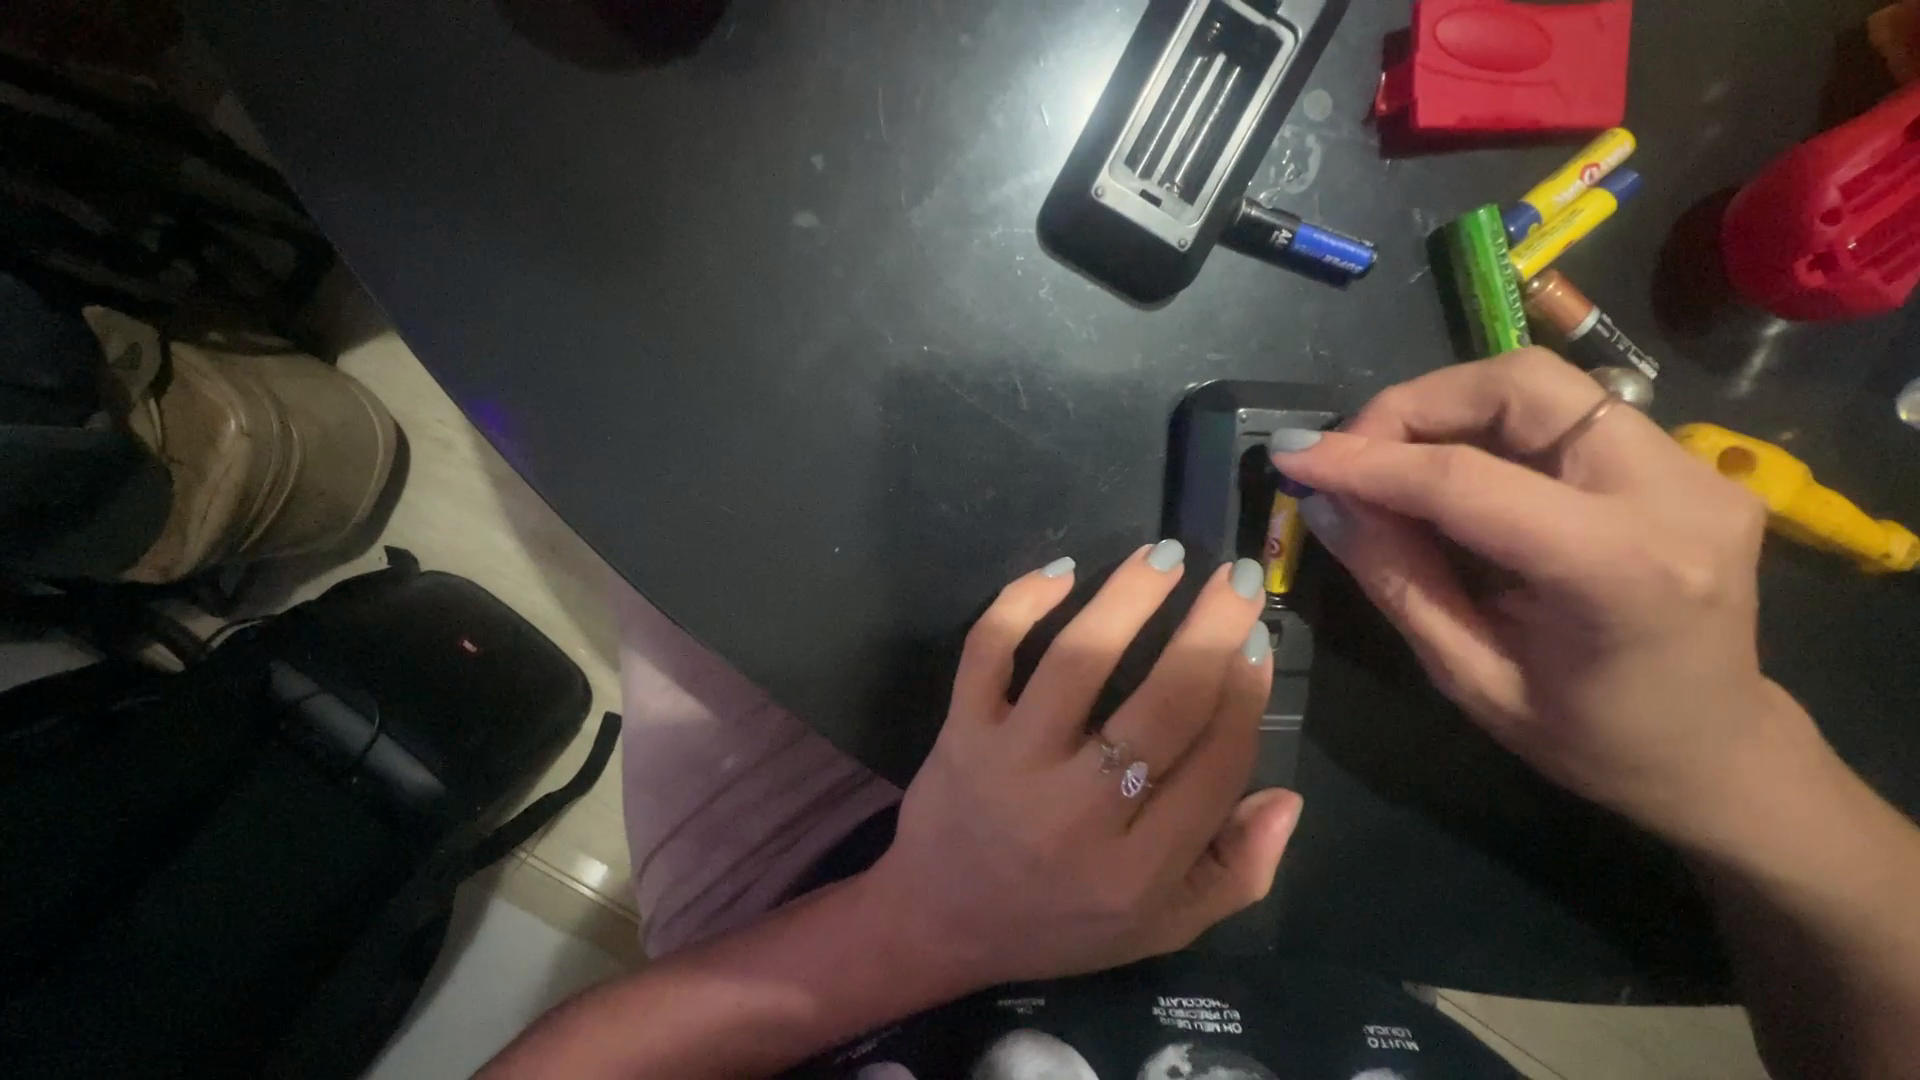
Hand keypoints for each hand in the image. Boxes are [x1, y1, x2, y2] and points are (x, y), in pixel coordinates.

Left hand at [863, 545, 1303, 989]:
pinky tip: (1061, 572)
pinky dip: (1020, 602)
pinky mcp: (960, 732)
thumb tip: (1288, 796)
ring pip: (1079, 662)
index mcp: (1139, 870)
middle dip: (1209, 630)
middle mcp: (1078, 813)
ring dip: (1126, 599)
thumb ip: (1234, 873)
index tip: (1257, 640)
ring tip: (1162, 556)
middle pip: (1163, 705)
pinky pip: (988, 651)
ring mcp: (1010, 764)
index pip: (1216, 762)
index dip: (1247, 693)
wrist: (938, 921)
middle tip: (1232, 578)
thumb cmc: (1059, 924)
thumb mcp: (1161, 928)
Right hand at [1268, 349, 1821, 846]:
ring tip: (1388, 463)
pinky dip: (1481, 425)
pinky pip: (1559, 410)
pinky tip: (1445, 471)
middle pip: (1519, 386)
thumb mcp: (1466, 673)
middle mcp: (1672, 495)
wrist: (1714, 749)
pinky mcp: (1679, 460)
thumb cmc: (1584, 735)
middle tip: (1350, 454)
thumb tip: (1322, 502)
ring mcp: (1689, 468)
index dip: (1364, 460)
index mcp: (1620, 570)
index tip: (1290, 455)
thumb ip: (1395, 578)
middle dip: (1411, 407)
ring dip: (1443, 410)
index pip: (1465, 480)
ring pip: (1538, 384)